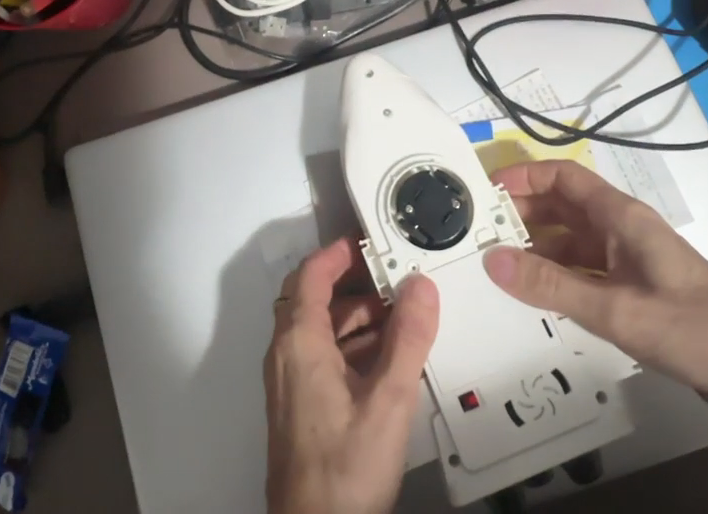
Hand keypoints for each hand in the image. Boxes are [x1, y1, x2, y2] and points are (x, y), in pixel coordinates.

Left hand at [264, 238, 439, 513]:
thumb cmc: (345, 466)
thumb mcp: (387, 400)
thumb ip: (407, 340)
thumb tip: (421, 286)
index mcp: (299, 342)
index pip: (311, 275)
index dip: (337, 253)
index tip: (368, 241)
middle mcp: (286, 354)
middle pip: (315, 300)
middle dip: (356, 286)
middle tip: (397, 281)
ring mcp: (290, 382)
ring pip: (320, 331)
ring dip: (358, 318)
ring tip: (403, 318)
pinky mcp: (299, 405)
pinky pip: (322, 357)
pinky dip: (352, 346)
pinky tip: (388, 360)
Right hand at [483, 161, 707, 402]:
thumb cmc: (695, 329)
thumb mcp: (615, 310)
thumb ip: (551, 286)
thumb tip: (491, 259)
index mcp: (622, 218)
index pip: (563, 177)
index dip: (524, 177)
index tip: (485, 193)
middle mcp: (623, 232)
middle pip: (563, 208)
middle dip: (522, 214)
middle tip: (480, 233)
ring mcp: (630, 262)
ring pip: (571, 242)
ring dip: (536, 248)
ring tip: (497, 265)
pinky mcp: (635, 292)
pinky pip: (584, 272)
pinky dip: (556, 277)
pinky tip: (534, 296)